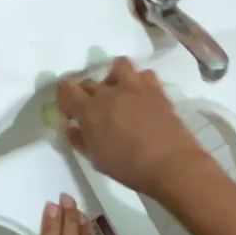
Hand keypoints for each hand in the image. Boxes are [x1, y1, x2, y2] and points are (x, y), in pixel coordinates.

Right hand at [56, 57, 216, 199]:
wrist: (171, 164)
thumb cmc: (129, 167)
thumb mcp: (97, 160)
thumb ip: (81, 141)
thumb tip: (72, 128)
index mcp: (90, 110)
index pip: (66, 90)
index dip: (64, 97)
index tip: (70, 110)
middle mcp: (110, 92)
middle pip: (90, 82)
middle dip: (88, 94)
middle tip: (95, 111)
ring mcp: (135, 87)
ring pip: (118, 66)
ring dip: (114, 77)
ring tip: (119, 94)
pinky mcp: (157, 89)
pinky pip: (144, 74)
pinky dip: (140, 82)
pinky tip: (142, 97)